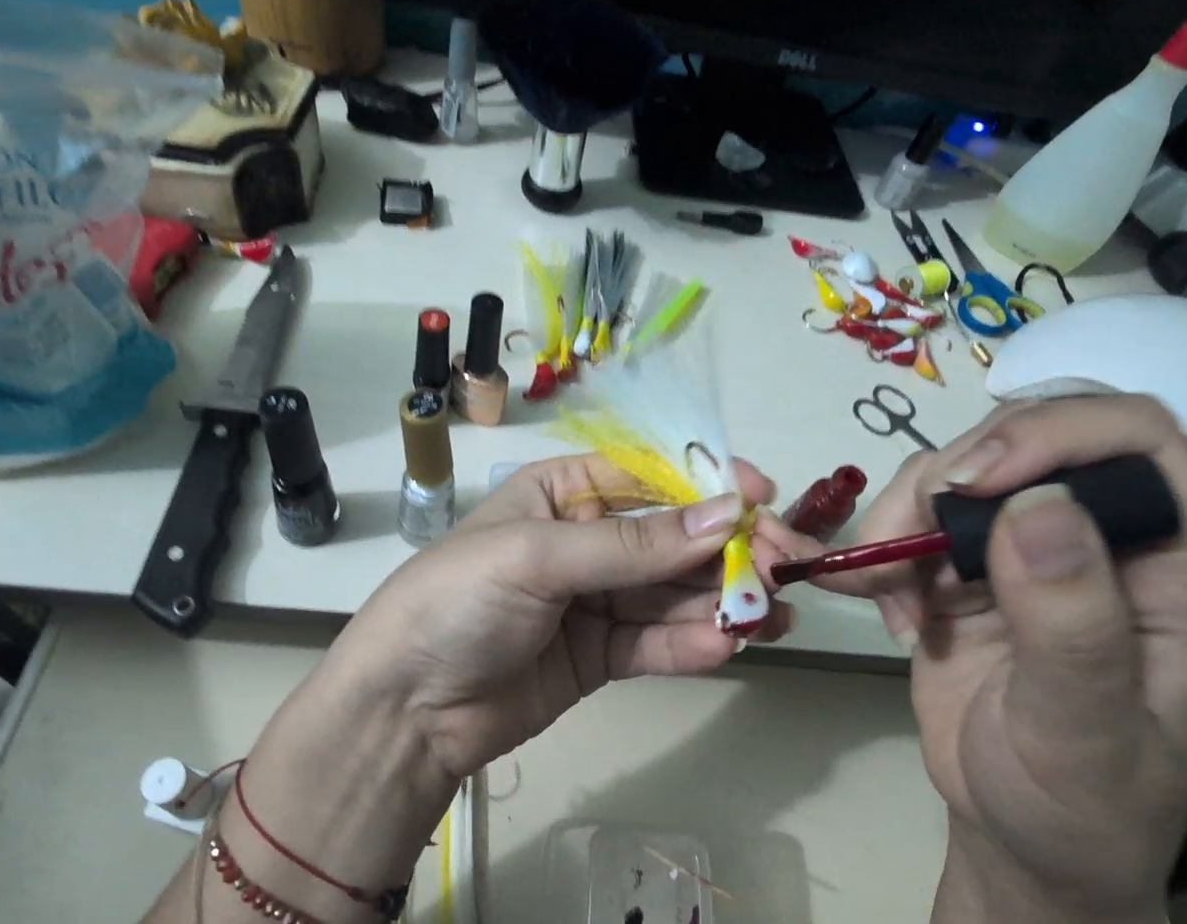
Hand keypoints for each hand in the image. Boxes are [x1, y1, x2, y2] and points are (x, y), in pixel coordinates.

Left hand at [153, 455, 790, 923]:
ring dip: (721, 600)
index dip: (707, 483)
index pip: (649, 476)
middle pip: (672, 537)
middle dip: (726, 550)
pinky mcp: (601, 653)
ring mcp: (595, 598)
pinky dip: (693, 642)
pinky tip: (729, 646)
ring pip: (673, 592)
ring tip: (770, 613)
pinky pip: (657, 641)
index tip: (763, 496)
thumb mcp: (537, 557)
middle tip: (784, 567)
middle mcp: (584, 538)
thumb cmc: (456, 601)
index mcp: (561, 492)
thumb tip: (726, 514)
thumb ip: (634, 544)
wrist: (402, 709)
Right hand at [756, 397, 1186, 923]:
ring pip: (960, 469)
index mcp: (1170, 571)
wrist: (1021, 845)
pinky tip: (876, 599)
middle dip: (956, 473)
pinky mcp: (967, 569)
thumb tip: (1038, 503)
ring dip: (903, 510)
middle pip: (1029, 439)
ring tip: (880, 585)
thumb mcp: (1086, 736)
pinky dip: (881, 544)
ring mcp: (1028, 550)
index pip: (1138, 441)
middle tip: (908, 537)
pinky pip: (916, 515)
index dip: (1058, 434)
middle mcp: (1102, 541)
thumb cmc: (1081, 809)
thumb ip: (1072, 625)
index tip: (977, 481)